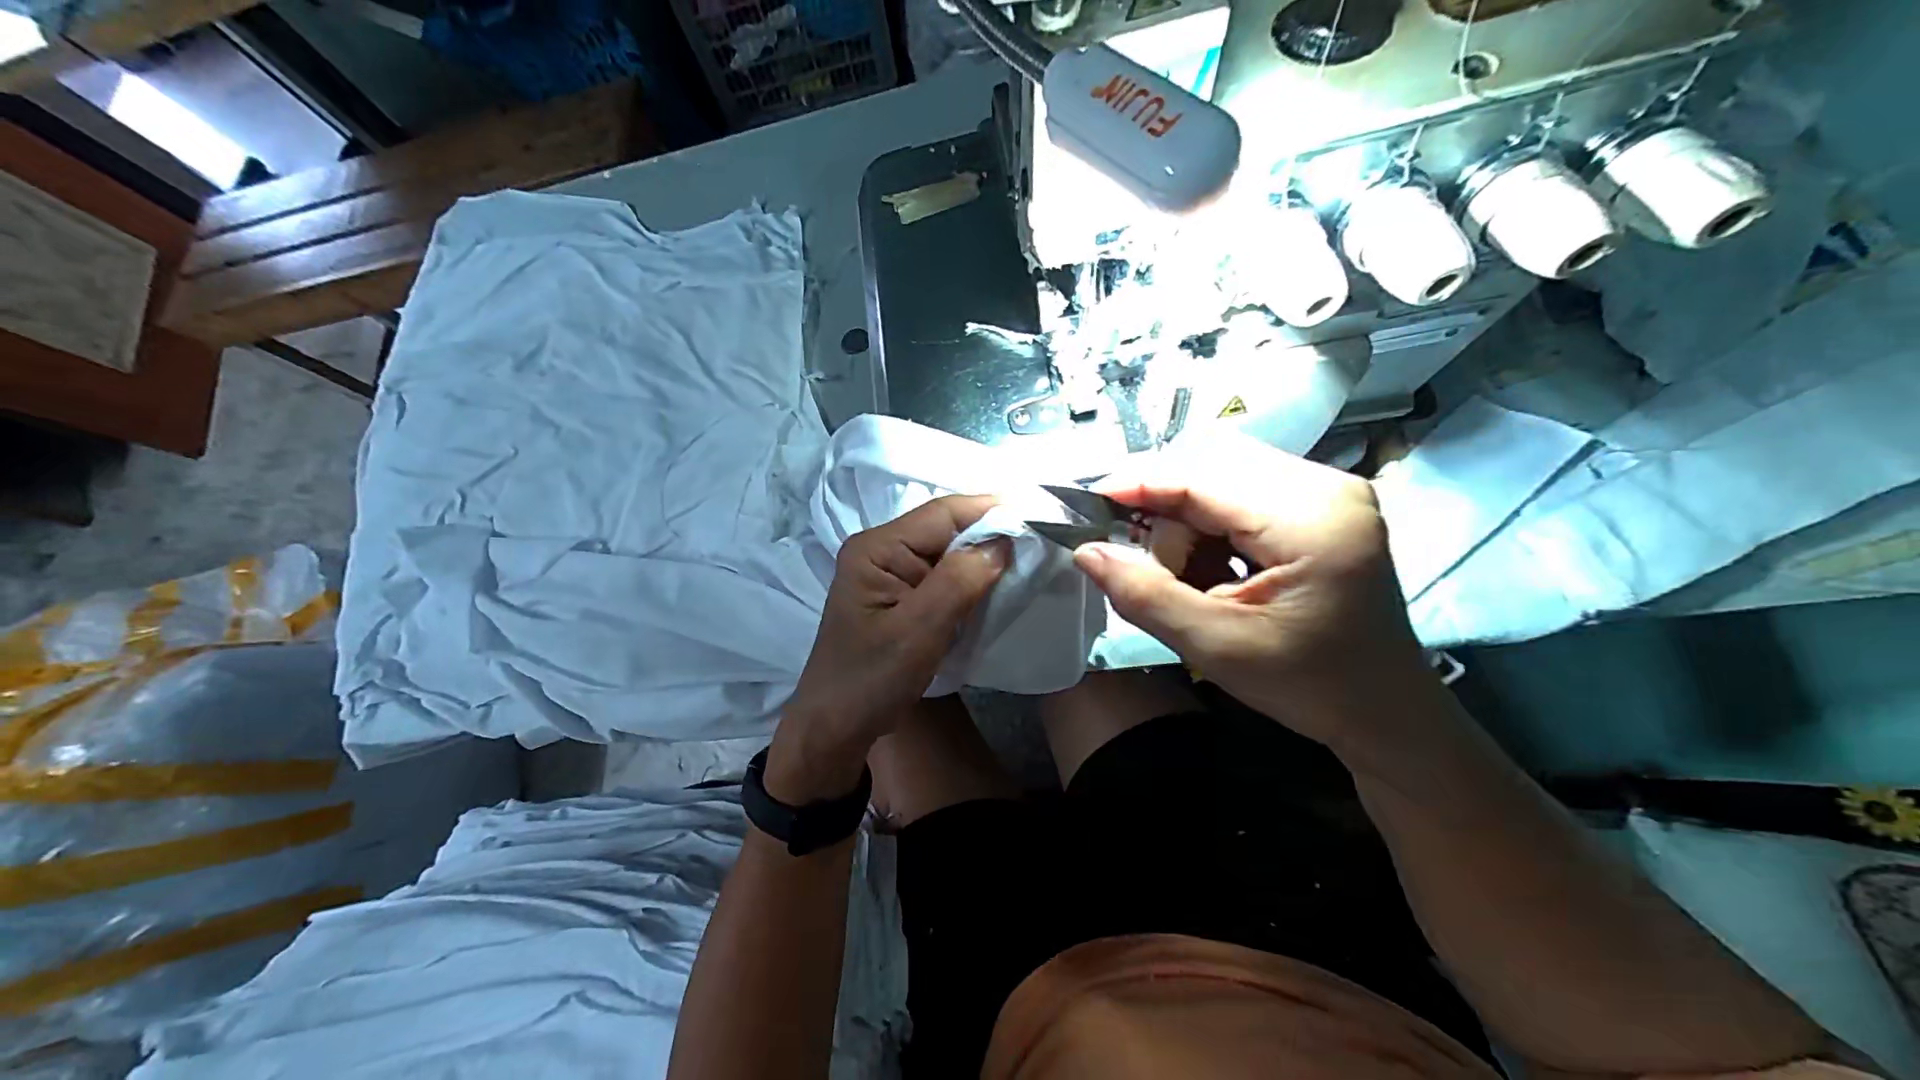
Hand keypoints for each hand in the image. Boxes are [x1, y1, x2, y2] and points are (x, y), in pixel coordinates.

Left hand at [767, 495, 1008, 803]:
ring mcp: (889, 573)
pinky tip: (996, 588)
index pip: (941, 514)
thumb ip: (958, 581)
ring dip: (983, 559)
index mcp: (875, 549)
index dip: (989, 510)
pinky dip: (970, 580)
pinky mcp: (900, 594)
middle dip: (990, 535)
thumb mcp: (918, 631)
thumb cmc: (871, 680)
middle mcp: (880, 550)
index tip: (1037, 516)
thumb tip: (1003, 541)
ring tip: (1027, 563)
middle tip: (1039, 544)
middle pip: (945, 529)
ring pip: (948, 552)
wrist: (835, 727)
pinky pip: (942, 575)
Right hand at [1073, 440, 1435, 754]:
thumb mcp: (1217, 647)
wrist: (1386, 711)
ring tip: (1175, 568)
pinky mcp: (1323, 502)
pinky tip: (1207, 561)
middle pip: (1212, 464)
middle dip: (1160, 503)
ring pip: (1223, 472)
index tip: (1085, 504)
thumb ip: (1146, 596)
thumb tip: (1086, 552)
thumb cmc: (1310, 686)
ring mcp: (1329, 489)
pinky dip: (1208, 519)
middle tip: (1131, 552)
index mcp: (1312, 520)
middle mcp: (1327, 486)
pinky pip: (1242, 489)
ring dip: (1183, 513)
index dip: (1137, 485)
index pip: (1203, 477)